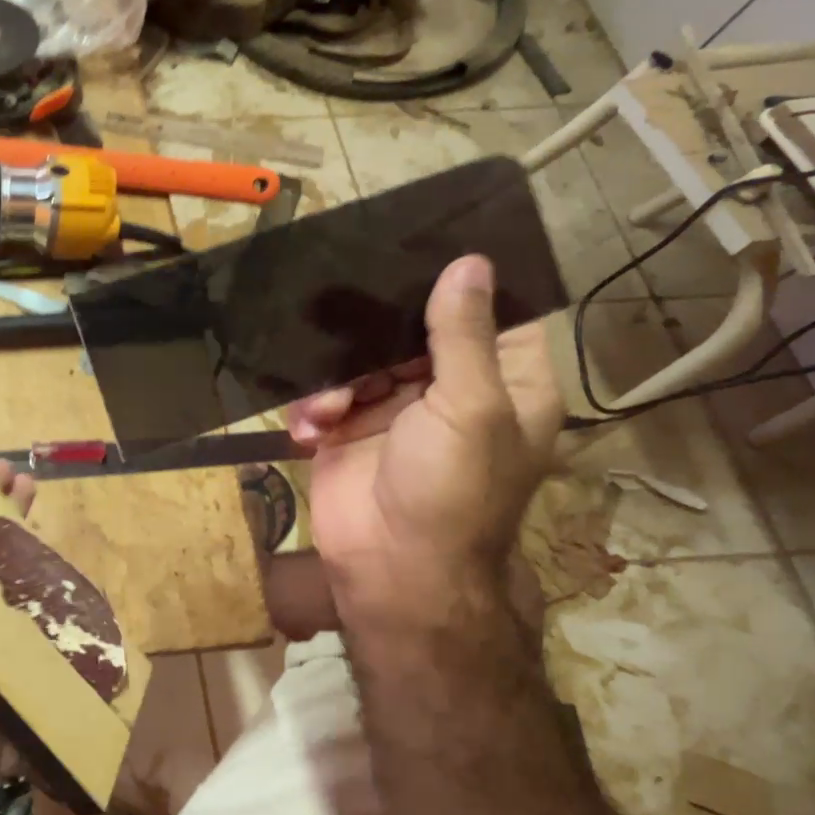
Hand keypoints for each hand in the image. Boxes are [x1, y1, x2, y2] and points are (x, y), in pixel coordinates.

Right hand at [284, 255, 562, 637]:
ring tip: (331, 405)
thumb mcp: (470, 406)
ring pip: (360, 361)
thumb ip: (462, 335)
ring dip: (338, 378)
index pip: (493, 316)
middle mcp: (450, 391)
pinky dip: (313, 409)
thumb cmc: (451, 489)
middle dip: (377, 328)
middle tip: (344, 308)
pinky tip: (310, 429)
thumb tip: (470, 261)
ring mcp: (394, 412)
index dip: (463, 285)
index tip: (422, 247)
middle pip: (414, 332)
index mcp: (503, 382)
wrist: (391, 566)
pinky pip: (324, 397)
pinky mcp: (346, 432)